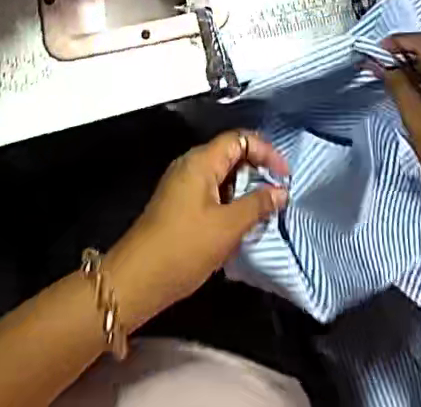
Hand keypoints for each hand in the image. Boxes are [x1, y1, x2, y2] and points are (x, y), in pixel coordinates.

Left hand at [105, 130, 289, 327]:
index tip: (285, 176)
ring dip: (245, 188)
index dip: (267, 152)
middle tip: (278, 193)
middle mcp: (190, 165)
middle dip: (258, 170)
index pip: (241, 139)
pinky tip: (240, 223)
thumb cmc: (183, 248)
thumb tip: (281, 191)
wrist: (134, 281)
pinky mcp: (178, 204)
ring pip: (222, 174)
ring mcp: (182, 184)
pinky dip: (231, 200)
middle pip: (231, 153)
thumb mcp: (227, 227)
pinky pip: (212, 191)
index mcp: (201, 161)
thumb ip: (257, 205)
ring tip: (264, 210)